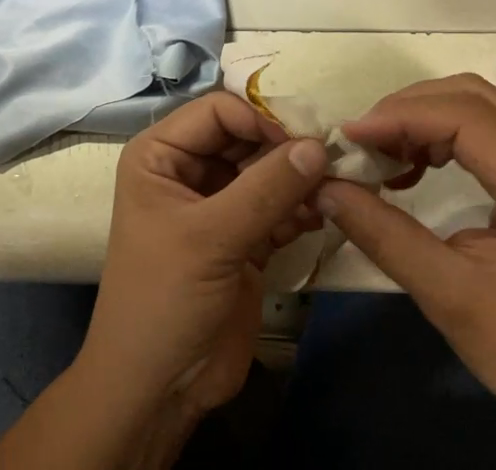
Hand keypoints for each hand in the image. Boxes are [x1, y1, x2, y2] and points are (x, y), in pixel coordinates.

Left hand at [83, 91, 327, 414]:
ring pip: (267, 173)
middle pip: (246, 138)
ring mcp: (218, 207)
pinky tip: (324, 218)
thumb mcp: (211, 238)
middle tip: (337, 162)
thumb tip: (318, 145)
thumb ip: (266, 189)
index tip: (306, 144)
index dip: (260, 119)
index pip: (217, 111)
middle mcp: (187, 171)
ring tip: (336, 192)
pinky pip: (279, 208)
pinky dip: (302, 210)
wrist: (160, 384)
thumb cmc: (165, 298)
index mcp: (159, 155)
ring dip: (301, 181)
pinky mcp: (244, 240)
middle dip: (287, 149)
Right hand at [315, 75, 495, 437]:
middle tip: (363, 143)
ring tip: (386, 153)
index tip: (349, 137)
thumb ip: (380, 231)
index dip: (401, 116)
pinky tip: (420, 163)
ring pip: (487, 106)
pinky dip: (450, 134)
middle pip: (478, 97)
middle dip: (410, 109)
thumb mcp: (442, 291)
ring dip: (427, 118)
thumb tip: (321, 187)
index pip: (469, 118)